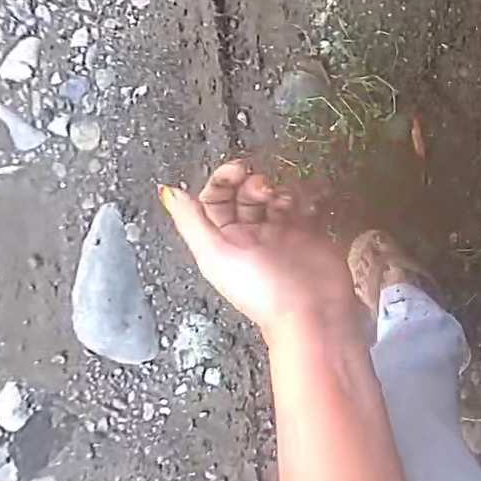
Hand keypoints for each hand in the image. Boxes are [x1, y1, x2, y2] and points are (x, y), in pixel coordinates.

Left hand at [160, 161, 360, 343]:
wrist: (311, 312)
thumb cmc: (262, 292)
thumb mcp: (215, 255)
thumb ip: (190, 221)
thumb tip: (169, 192)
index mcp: (223, 242)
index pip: (215, 200)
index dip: (222, 181)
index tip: (236, 169)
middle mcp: (250, 237)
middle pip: (244, 196)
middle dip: (251, 184)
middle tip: (261, 185)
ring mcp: (281, 235)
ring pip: (273, 199)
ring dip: (276, 190)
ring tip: (280, 197)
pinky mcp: (308, 236)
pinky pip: (302, 208)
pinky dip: (301, 199)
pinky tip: (300, 203)